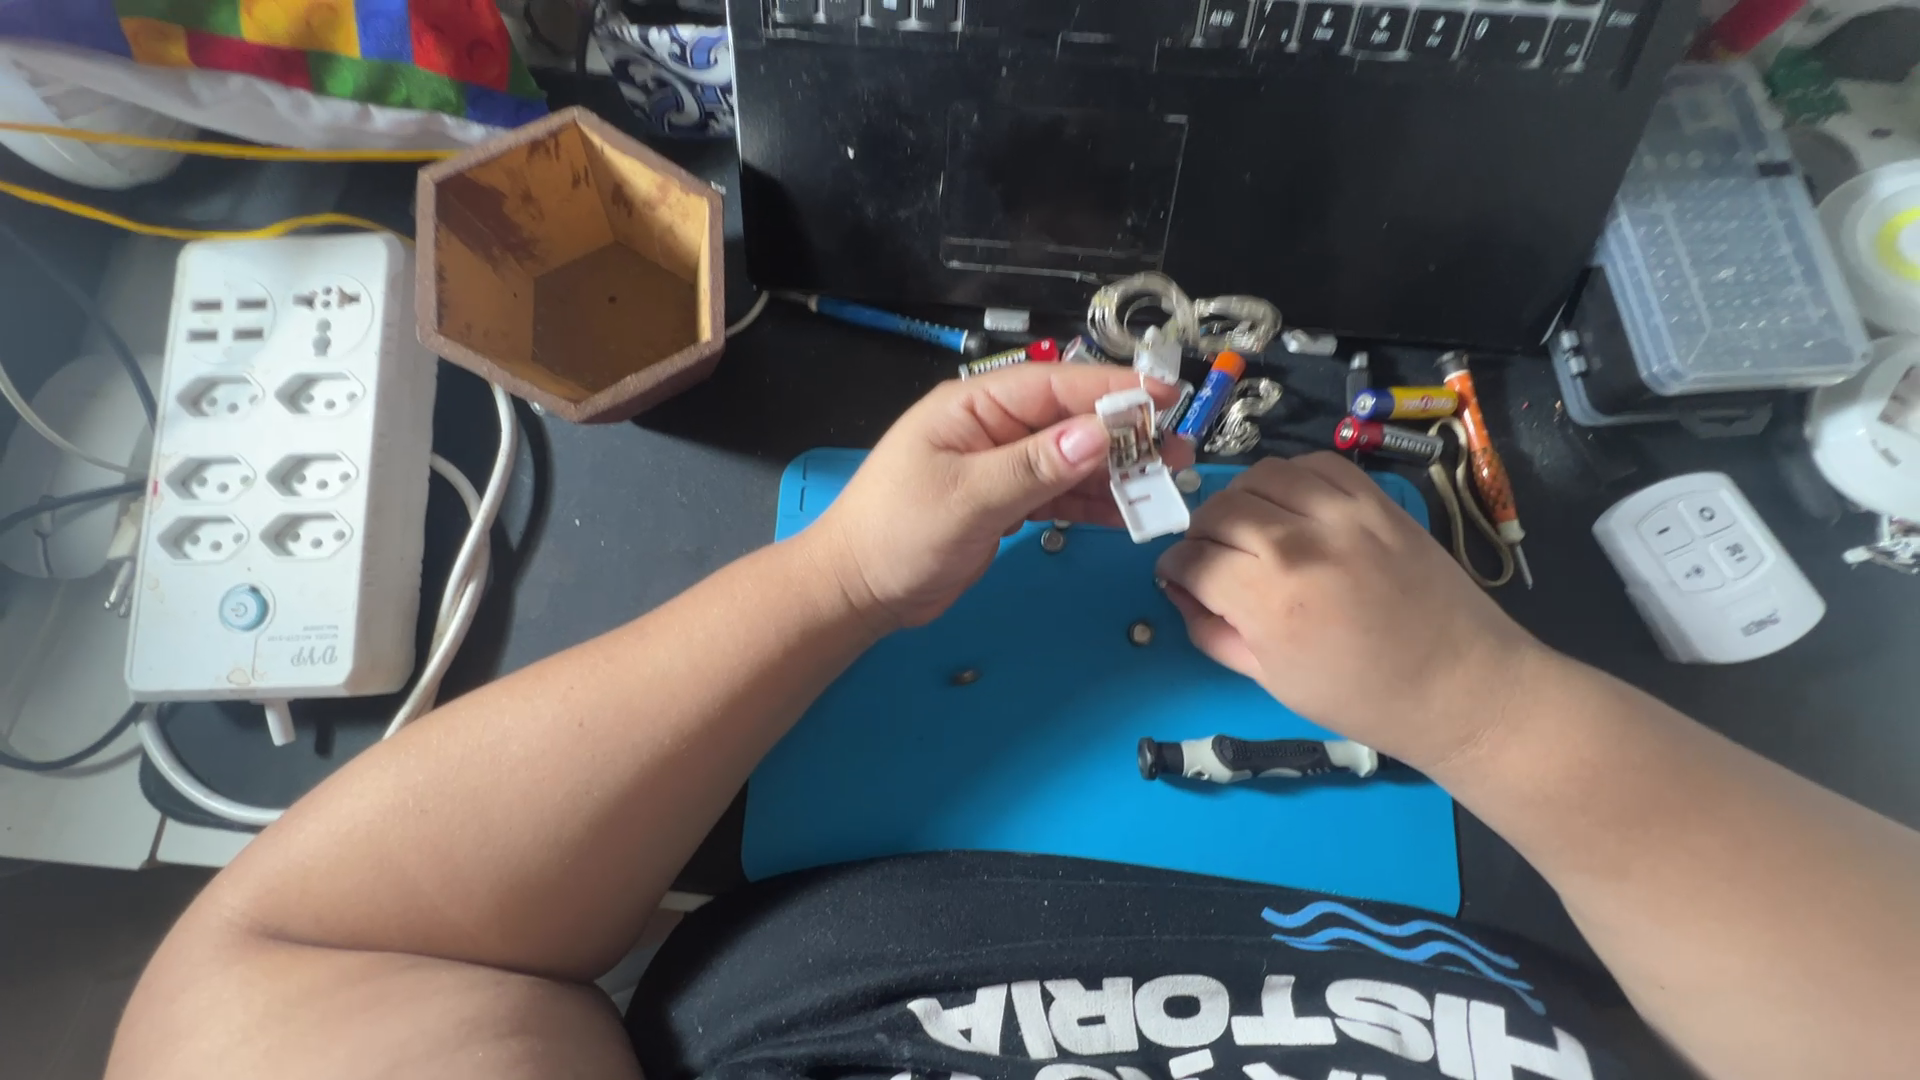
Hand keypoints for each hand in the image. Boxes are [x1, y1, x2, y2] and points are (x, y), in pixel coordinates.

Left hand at [805, 364, 1189, 629]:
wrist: (861, 590)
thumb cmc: (897, 532)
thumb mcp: (965, 497)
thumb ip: (1032, 466)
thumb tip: (1098, 433)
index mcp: (973, 407)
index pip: (1051, 386)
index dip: (1109, 389)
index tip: (1162, 398)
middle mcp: (993, 430)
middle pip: (1069, 422)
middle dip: (1122, 436)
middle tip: (1176, 451)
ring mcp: (1003, 468)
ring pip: (1071, 462)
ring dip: (1114, 474)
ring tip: (1164, 484)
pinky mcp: (1007, 504)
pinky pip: (1059, 496)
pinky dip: (1091, 505)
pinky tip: (1126, 515)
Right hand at [1155, 453, 1542, 768]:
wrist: (1463, 687)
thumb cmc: (1361, 698)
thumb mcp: (1270, 679)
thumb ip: (1212, 631)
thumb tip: (1180, 591)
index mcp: (1271, 602)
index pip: (1194, 559)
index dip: (1174, 568)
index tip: (1177, 577)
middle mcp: (1302, 546)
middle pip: (1219, 510)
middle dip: (1199, 533)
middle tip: (1209, 557)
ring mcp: (1345, 516)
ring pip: (1261, 476)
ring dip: (1238, 499)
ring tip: (1246, 527)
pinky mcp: (1378, 502)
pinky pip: (1315, 464)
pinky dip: (1288, 479)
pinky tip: (1289, 506)